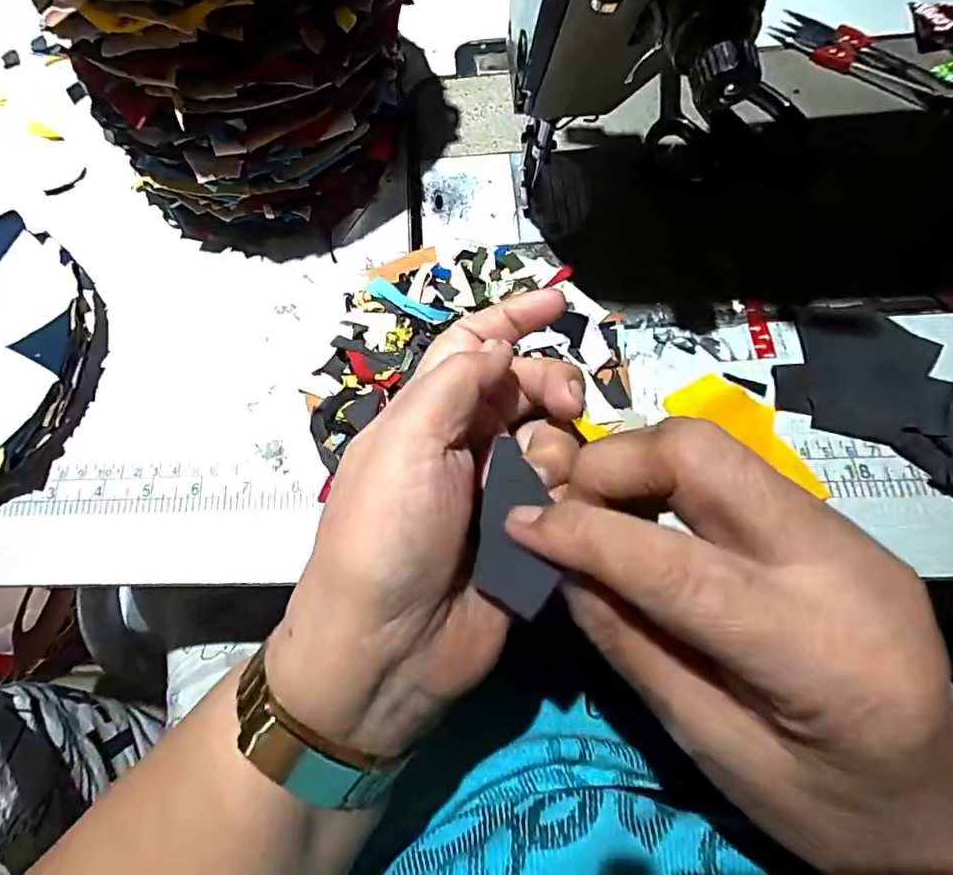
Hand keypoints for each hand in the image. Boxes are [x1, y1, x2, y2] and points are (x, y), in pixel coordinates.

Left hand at [264, 290, 584, 758]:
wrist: (390, 651)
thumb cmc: (384, 536)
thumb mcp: (403, 446)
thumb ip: (453, 384)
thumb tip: (497, 344)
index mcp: (429, 412)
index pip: (475, 345)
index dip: (513, 317)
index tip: (558, 300)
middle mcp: (467, 440)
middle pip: (526, 385)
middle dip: (551, 383)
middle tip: (568, 403)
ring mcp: (500, 485)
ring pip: (553, 436)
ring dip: (554, 448)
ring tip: (537, 483)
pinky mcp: (529, 526)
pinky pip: (565, 489)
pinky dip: (567, 490)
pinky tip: (556, 510)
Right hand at [504, 418, 952, 872]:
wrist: (951, 792)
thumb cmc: (837, 808)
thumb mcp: (721, 755)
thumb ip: (637, 652)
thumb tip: (566, 569)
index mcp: (820, 652)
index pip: (682, 569)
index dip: (589, 536)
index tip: (522, 519)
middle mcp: (839, 561)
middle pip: (706, 455)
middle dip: (617, 462)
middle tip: (566, 502)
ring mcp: (843, 527)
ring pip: (718, 448)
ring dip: (640, 462)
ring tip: (599, 507)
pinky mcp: (834, 517)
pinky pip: (734, 472)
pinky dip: (673, 479)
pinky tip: (650, 515)